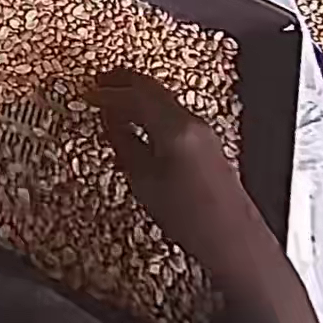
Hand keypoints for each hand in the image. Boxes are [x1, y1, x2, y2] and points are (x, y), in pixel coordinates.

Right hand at [86, 69, 255, 265]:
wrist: (234, 241)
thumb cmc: (187, 216)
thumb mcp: (144, 181)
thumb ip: (124, 143)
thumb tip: (109, 120)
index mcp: (174, 128)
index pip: (135, 96)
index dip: (108, 92)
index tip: (88, 93)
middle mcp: (190, 122)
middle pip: (152, 89)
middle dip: (124, 83)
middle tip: (99, 82)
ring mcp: (201, 131)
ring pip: (163, 100)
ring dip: (137, 96)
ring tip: (113, 101)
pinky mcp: (205, 143)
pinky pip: (172, 115)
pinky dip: (151, 112)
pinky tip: (137, 125)